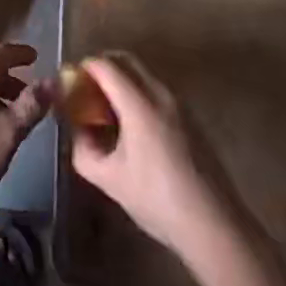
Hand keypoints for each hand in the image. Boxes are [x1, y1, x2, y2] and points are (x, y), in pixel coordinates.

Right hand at [68, 54, 239, 258]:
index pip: (106, 66)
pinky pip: (157, 91)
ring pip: (144, 75)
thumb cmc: (156, 200)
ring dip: (122, 80)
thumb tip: (78, 131)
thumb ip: (84, 149)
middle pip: (127, 60)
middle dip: (103, 67)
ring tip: (106, 110)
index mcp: (139, 104)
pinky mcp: (191, 118)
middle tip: (86, 89)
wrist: (214, 225)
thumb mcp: (109, 179)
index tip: (70, 81)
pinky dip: (138, 93)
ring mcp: (180, 105)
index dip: (84, 67)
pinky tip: (133, 127)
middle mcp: (161, 95)